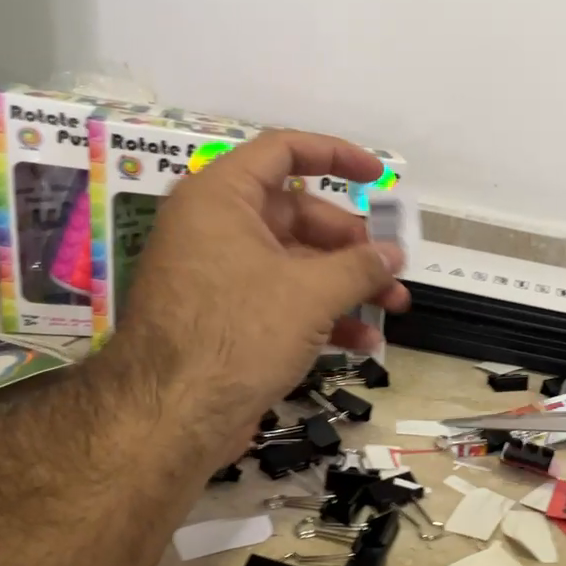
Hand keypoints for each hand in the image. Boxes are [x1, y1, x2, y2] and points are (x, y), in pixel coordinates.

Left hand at [106, 131, 407, 466]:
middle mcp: (217, 228)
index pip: (283, 151)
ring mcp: (220, 274)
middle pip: (300, 216)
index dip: (337, 156)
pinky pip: (283, 299)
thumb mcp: (311, 293)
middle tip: (392, 268)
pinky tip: (362, 341)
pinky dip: (323, 314)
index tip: (378, 178)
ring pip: (297, 263)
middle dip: (354, 245)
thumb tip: (393, 255)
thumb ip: (360, 266)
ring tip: (393, 307)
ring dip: (348, 284)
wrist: (172, 415)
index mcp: (222, 198)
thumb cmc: (239, 333)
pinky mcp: (226, 317)